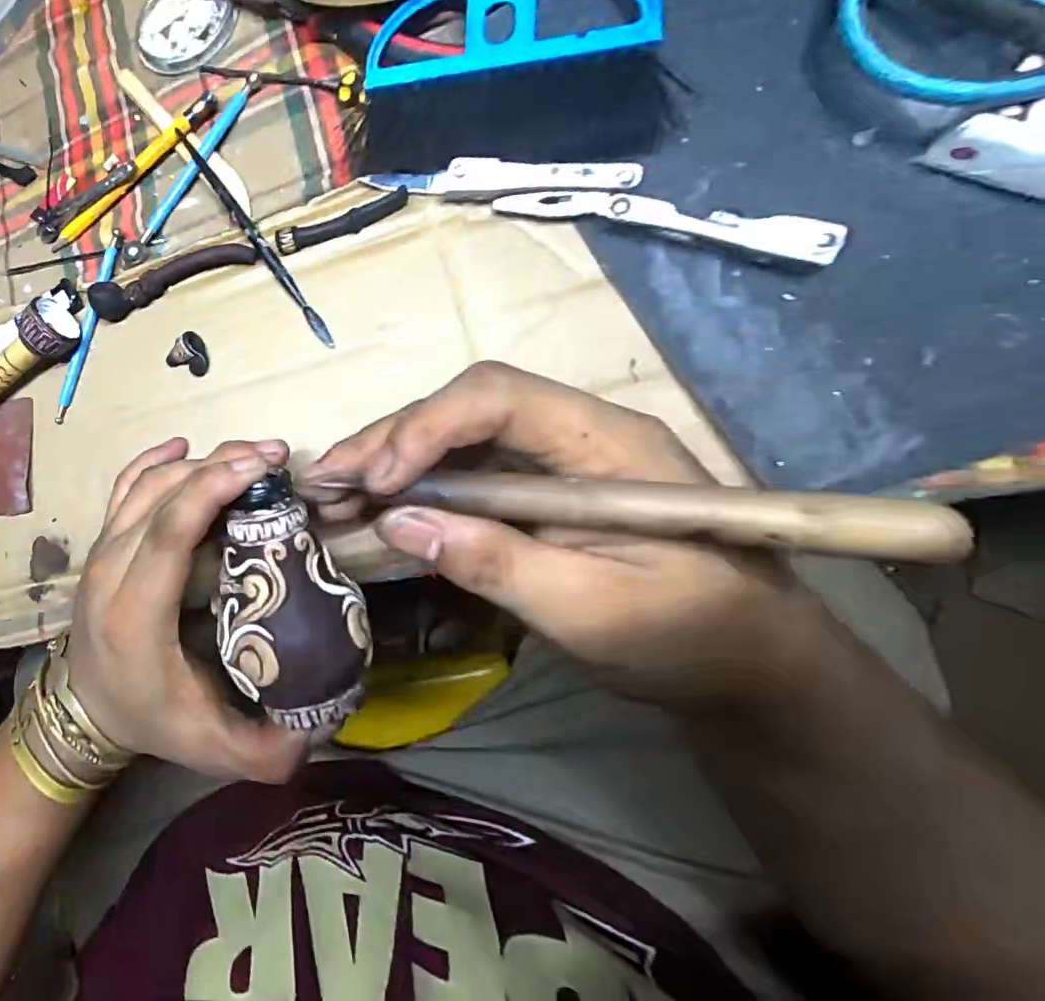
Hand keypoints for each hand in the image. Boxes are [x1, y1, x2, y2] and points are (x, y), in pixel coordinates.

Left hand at [66, 438, 311, 782]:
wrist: (86, 709)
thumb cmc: (152, 722)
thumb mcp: (217, 750)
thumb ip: (275, 745)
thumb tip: (332, 713)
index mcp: (134, 616)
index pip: (166, 535)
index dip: (208, 492)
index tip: (259, 470)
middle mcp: (110, 573)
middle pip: (158, 499)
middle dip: (217, 467)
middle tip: (273, 457)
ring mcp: (101, 553)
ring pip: (143, 487)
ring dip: (195, 462)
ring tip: (248, 455)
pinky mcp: (102, 546)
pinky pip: (123, 489)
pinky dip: (152, 461)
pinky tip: (184, 447)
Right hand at [304, 362, 847, 711]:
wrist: (744, 667)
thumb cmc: (690, 639)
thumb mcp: (595, 611)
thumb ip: (498, 563)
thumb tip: (397, 523)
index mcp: (604, 445)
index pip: (498, 398)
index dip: (427, 427)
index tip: (379, 482)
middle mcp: (565, 436)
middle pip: (456, 411)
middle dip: (384, 442)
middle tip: (322, 481)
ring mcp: (540, 463)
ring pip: (443, 438)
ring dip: (379, 462)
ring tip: (325, 493)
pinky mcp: (520, 492)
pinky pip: (448, 474)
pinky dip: (398, 488)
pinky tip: (361, 506)